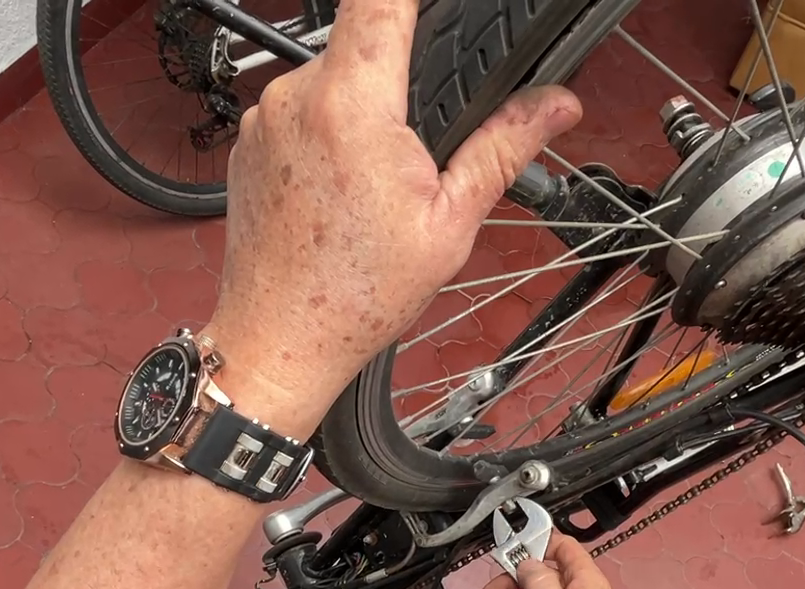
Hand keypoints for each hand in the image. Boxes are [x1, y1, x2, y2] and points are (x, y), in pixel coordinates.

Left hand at [205, 0, 581, 431]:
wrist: (282, 340)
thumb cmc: (357, 297)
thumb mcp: (448, 227)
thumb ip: (502, 151)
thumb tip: (556, 105)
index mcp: (354, 105)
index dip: (416, 1)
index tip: (435, 17)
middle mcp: (296, 95)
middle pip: (360, 42)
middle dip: (395, 85)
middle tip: (409, 159)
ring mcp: (264, 117)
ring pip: (329, 82)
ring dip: (360, 118)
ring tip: (369, 195)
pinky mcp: (249, 142)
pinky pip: (298, 114)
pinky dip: (325, 141)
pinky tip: (339, 200)